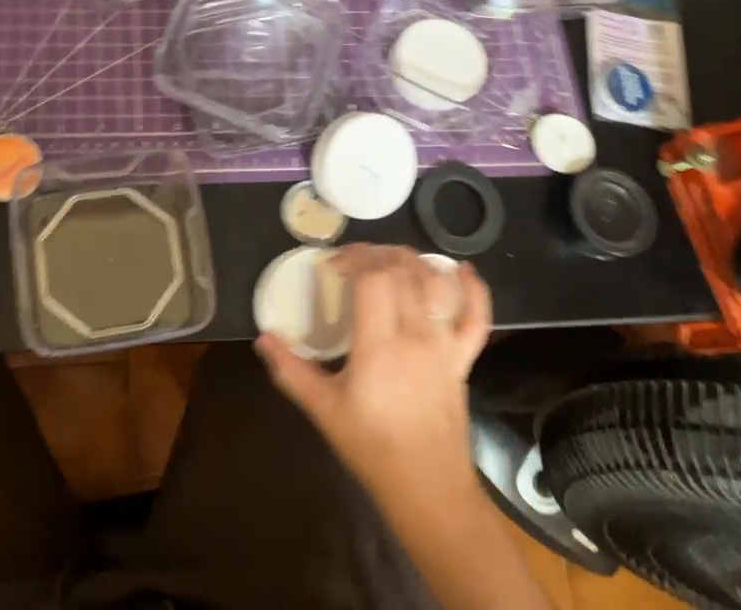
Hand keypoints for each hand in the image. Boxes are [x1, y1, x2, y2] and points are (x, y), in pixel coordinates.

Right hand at [256, 244, 492, 501]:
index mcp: (380, 346)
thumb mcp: (323, 409)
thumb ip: (290, 370)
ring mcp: (446, 346)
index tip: (333, 265)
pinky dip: (474, 289)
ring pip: (437, 284)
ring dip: (413, 261)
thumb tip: (264, 338)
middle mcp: (417, 336)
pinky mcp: (464, 359)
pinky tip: (461, 270)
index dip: (354, 259)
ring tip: (388, 260)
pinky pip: (477, 317)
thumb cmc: (371, 448)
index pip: (373, 279)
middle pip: (403, 272)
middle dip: (376, 254)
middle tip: (352, 261)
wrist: (427, 486)